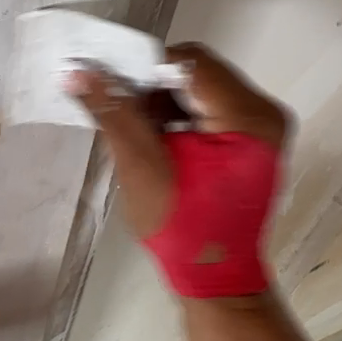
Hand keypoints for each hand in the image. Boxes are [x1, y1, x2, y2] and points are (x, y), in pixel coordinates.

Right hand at [66, 43, 289, 296]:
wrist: (214, 276)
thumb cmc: (180, 225)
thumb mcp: (140, 164)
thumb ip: (112, 111)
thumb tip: (77, 70)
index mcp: (247, 116)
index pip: (189, 63)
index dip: (143, 66)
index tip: (107, 80)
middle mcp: (264, 111)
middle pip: (198, 71)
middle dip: (153, 85)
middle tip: (119, 105)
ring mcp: (262, 125)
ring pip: (201, 86)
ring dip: (163, 98)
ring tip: (136, 125)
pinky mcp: (252, 137)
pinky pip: (210, 105)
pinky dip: (179, 112)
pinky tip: (157, 136)